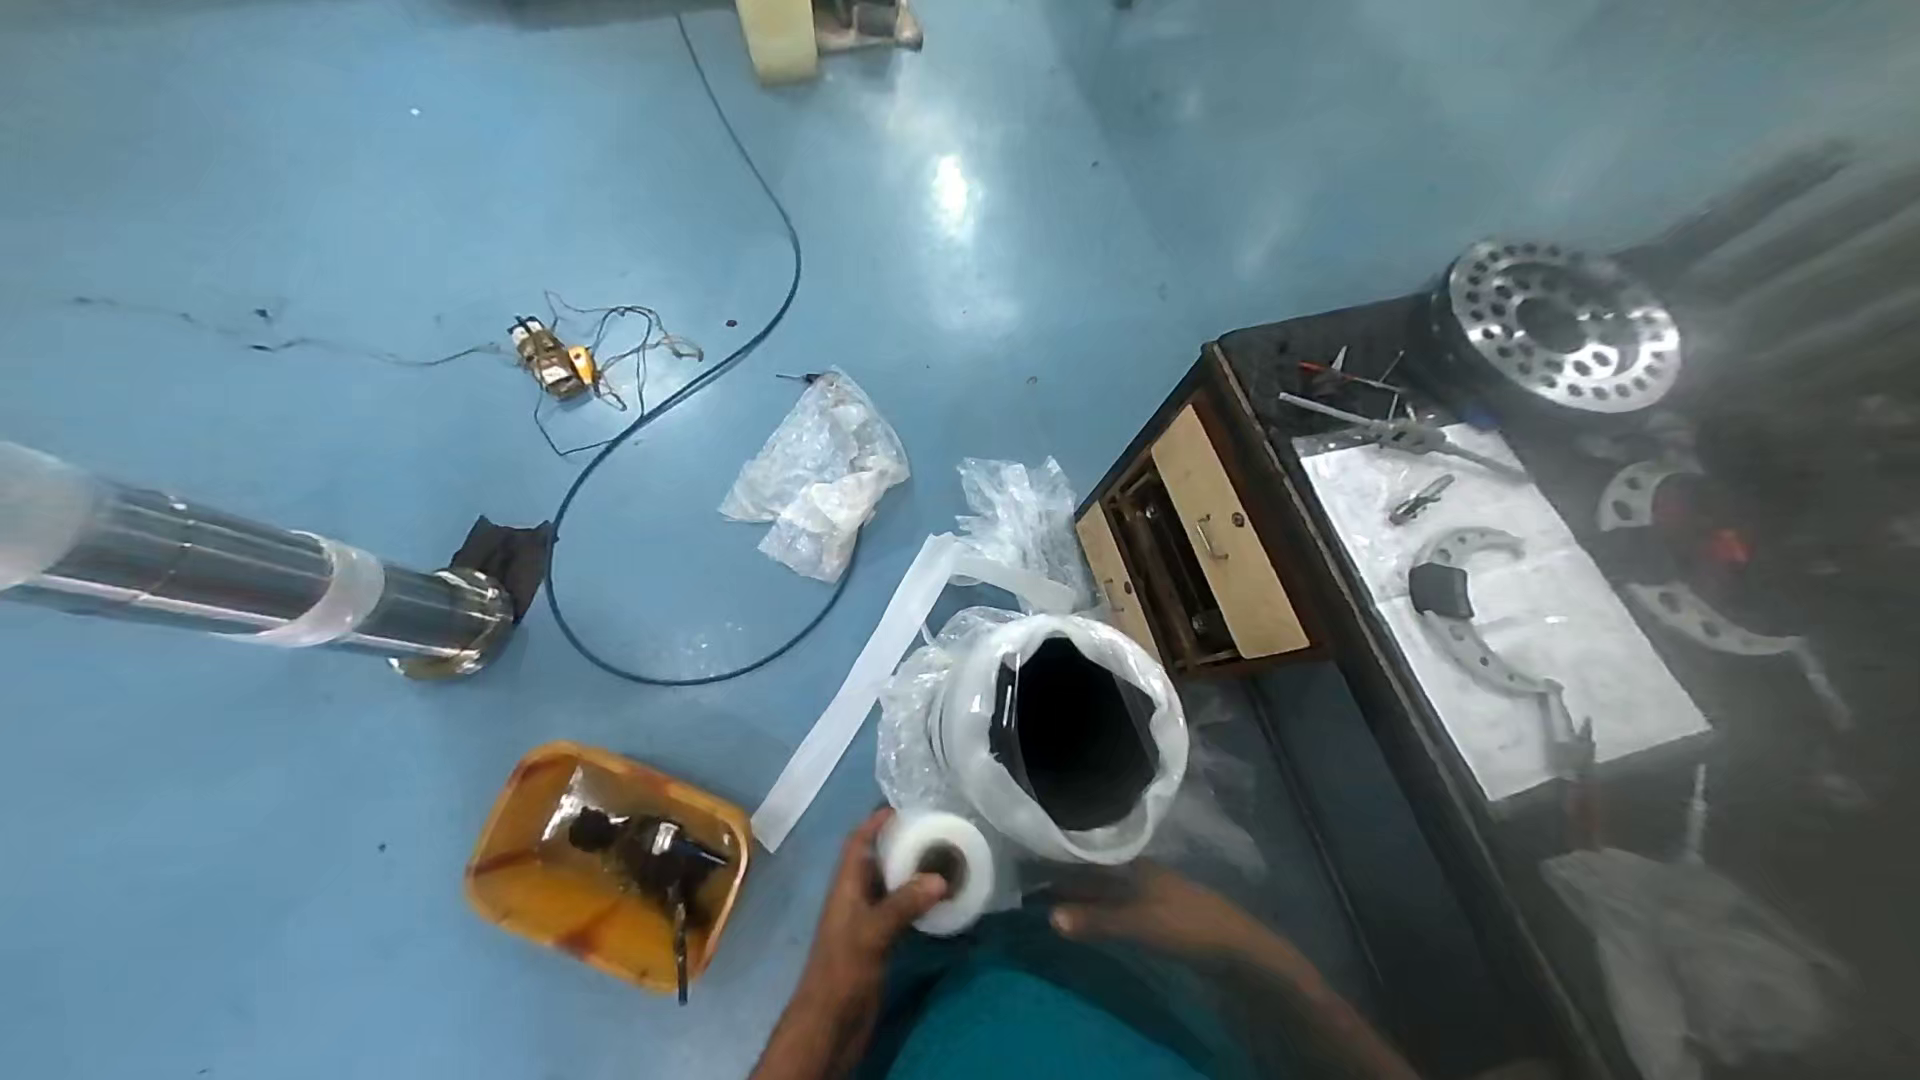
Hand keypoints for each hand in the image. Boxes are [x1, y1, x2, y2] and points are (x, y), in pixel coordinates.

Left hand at [799, 808, 946, 1015]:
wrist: (829, 1024)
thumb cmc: (842, 970)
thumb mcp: (872, 932)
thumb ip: (903, 903)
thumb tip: (940, 877)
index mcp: (846, 885)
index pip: (858, 842)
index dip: (875, 822)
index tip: (902, 806)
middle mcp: (855, 897)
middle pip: (876, 859)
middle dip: (900, 842)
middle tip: (933, 830)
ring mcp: (866, 920)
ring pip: (889, 884)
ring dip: (910, 871)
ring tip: (941, 857)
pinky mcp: (878, 942)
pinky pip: (899, 909)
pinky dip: (915, 899)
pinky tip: (937, 899)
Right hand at [1050, 861, 1264, 958]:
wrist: (1236, 948)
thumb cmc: (1184, 924)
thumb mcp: (1137, 923)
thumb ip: (1095, 920)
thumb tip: (1048, 916)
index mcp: (1130, 862)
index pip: (1085, 854)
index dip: (1059, 856)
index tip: (1027, 858)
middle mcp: (1135, 868)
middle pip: (1093, 868)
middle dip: (1066, 873)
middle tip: (1030, 880)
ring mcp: (1146, 887)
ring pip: (1104, 883)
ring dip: (1080, 890)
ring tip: (1049, 896)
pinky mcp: (1154, 907)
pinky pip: (1114, 898)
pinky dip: (1095, 903)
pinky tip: (1086, 911)